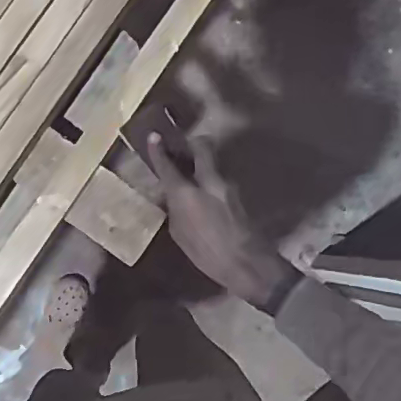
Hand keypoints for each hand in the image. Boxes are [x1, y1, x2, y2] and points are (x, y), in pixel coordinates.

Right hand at [149, 133, 299, 312]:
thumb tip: (173, 198)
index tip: (154, 136)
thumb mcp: (180, 234)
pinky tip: (205, 197)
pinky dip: (210, 182)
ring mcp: (228, 186)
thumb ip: (175, 210)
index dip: (158, 150)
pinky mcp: (238, 196)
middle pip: (202, 147)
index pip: (168, 166)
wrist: (247, 264)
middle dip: (192, 143)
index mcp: (186, 194)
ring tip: (191, 176)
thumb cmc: (206, 254)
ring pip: (213, 164)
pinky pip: (219, 181)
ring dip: (202, 165)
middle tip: (182, 146)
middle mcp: (209, 181)